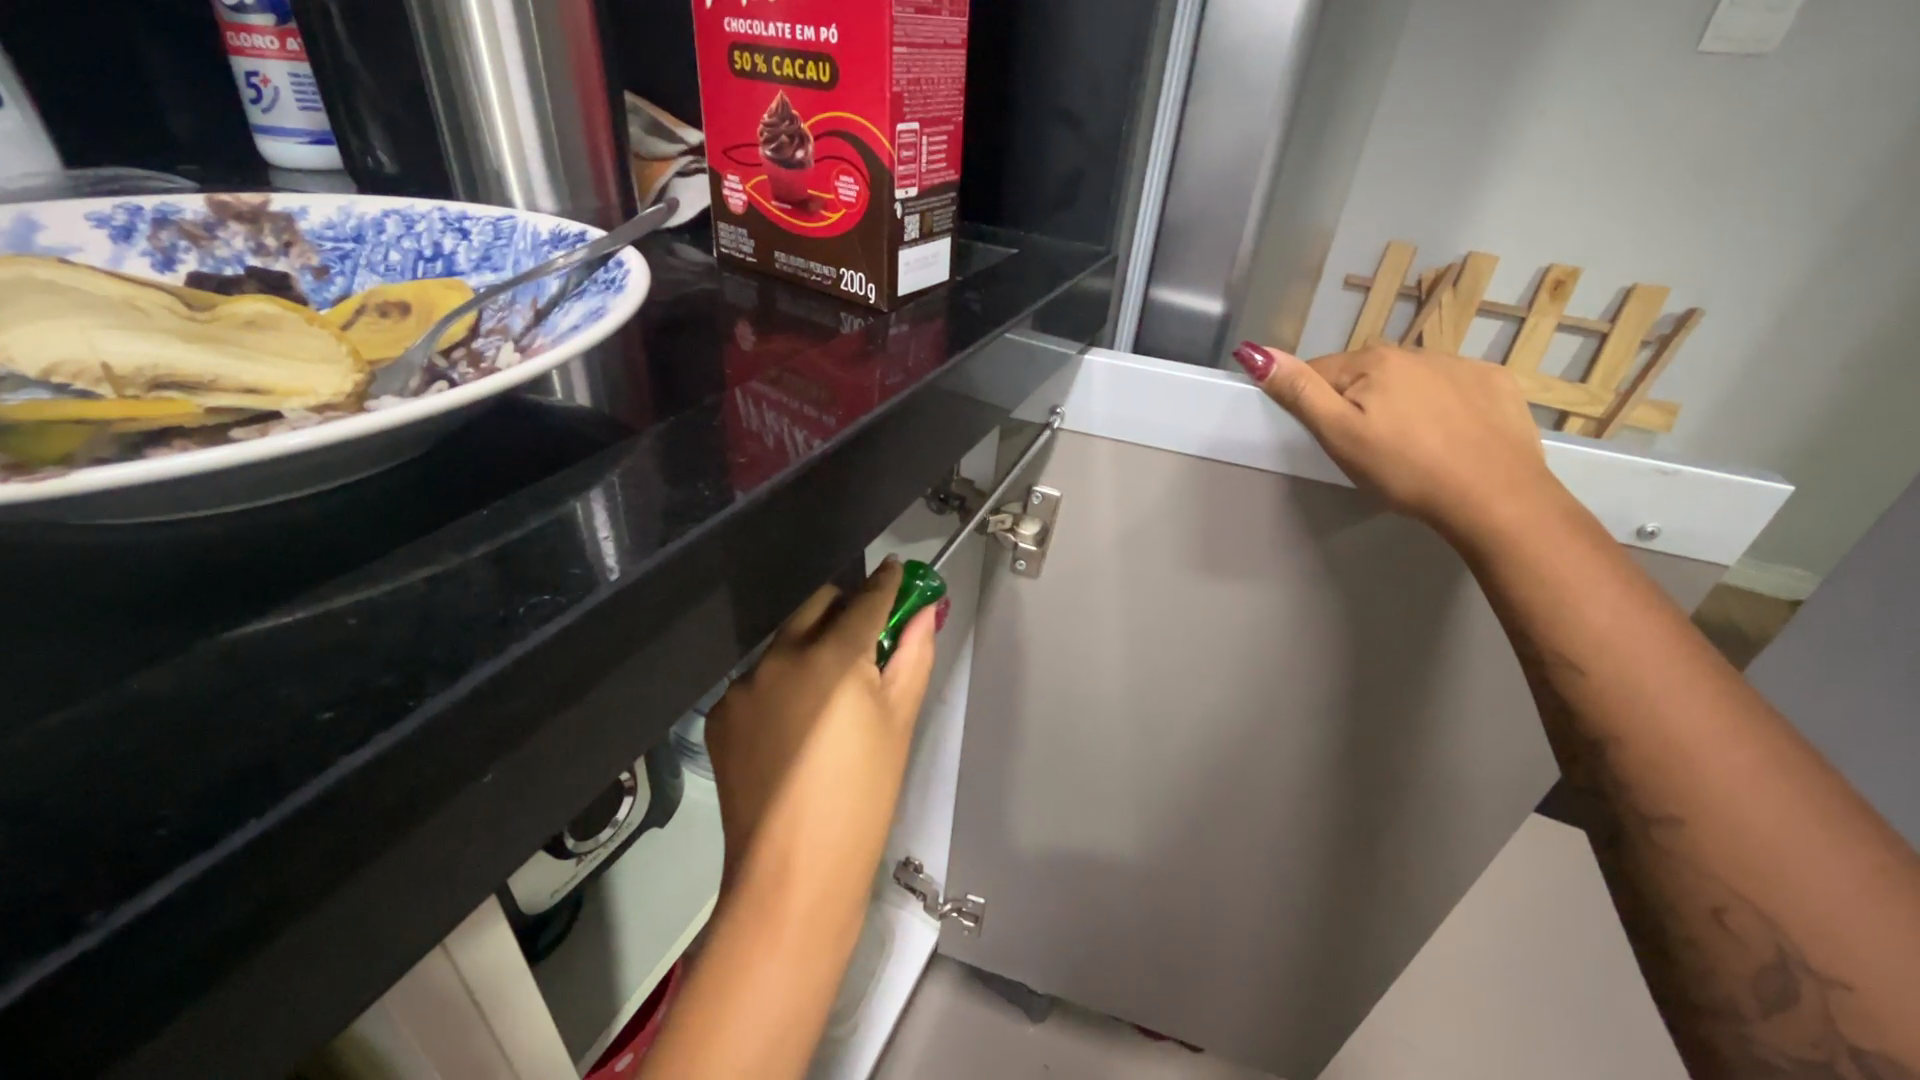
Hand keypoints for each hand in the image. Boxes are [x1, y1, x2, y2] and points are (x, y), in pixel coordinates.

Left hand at [705, 560, 937, 893]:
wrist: (793, 873)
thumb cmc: (863, 797)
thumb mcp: (899, 722)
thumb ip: (912, 656)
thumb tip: (925, 612)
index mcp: (832, 656)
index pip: (866, 599)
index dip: (888, 583)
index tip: (900, 574)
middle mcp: (779, 657)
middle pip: (818, 605)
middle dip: (846, 608)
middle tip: (870, 638)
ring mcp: (743, 686)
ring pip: (785, 643)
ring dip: (811, 648)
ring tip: (830, 697)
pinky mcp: (721, 715)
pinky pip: (759, 680)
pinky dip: (782, 685)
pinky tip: (795, 727)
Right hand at [1234, 342, 1568, 539]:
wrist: (1495, 497)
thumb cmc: (1405, 470)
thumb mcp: (1339, 436)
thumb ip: (1299, 391)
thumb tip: (1254, 350)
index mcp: (1373, 362)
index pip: (1321, 373)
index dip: (1316, 406)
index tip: (1330, 439)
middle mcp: (1416, 352)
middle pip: (1367, 376)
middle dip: (1359, 404)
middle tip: (1369, 450)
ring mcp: (1462, 365)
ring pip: (1410, 382)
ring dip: (1401, 405)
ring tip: (1411, 449)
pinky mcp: (1496, 383)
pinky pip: (1454, 389)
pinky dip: (1445, 408)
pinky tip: (1450, 439)